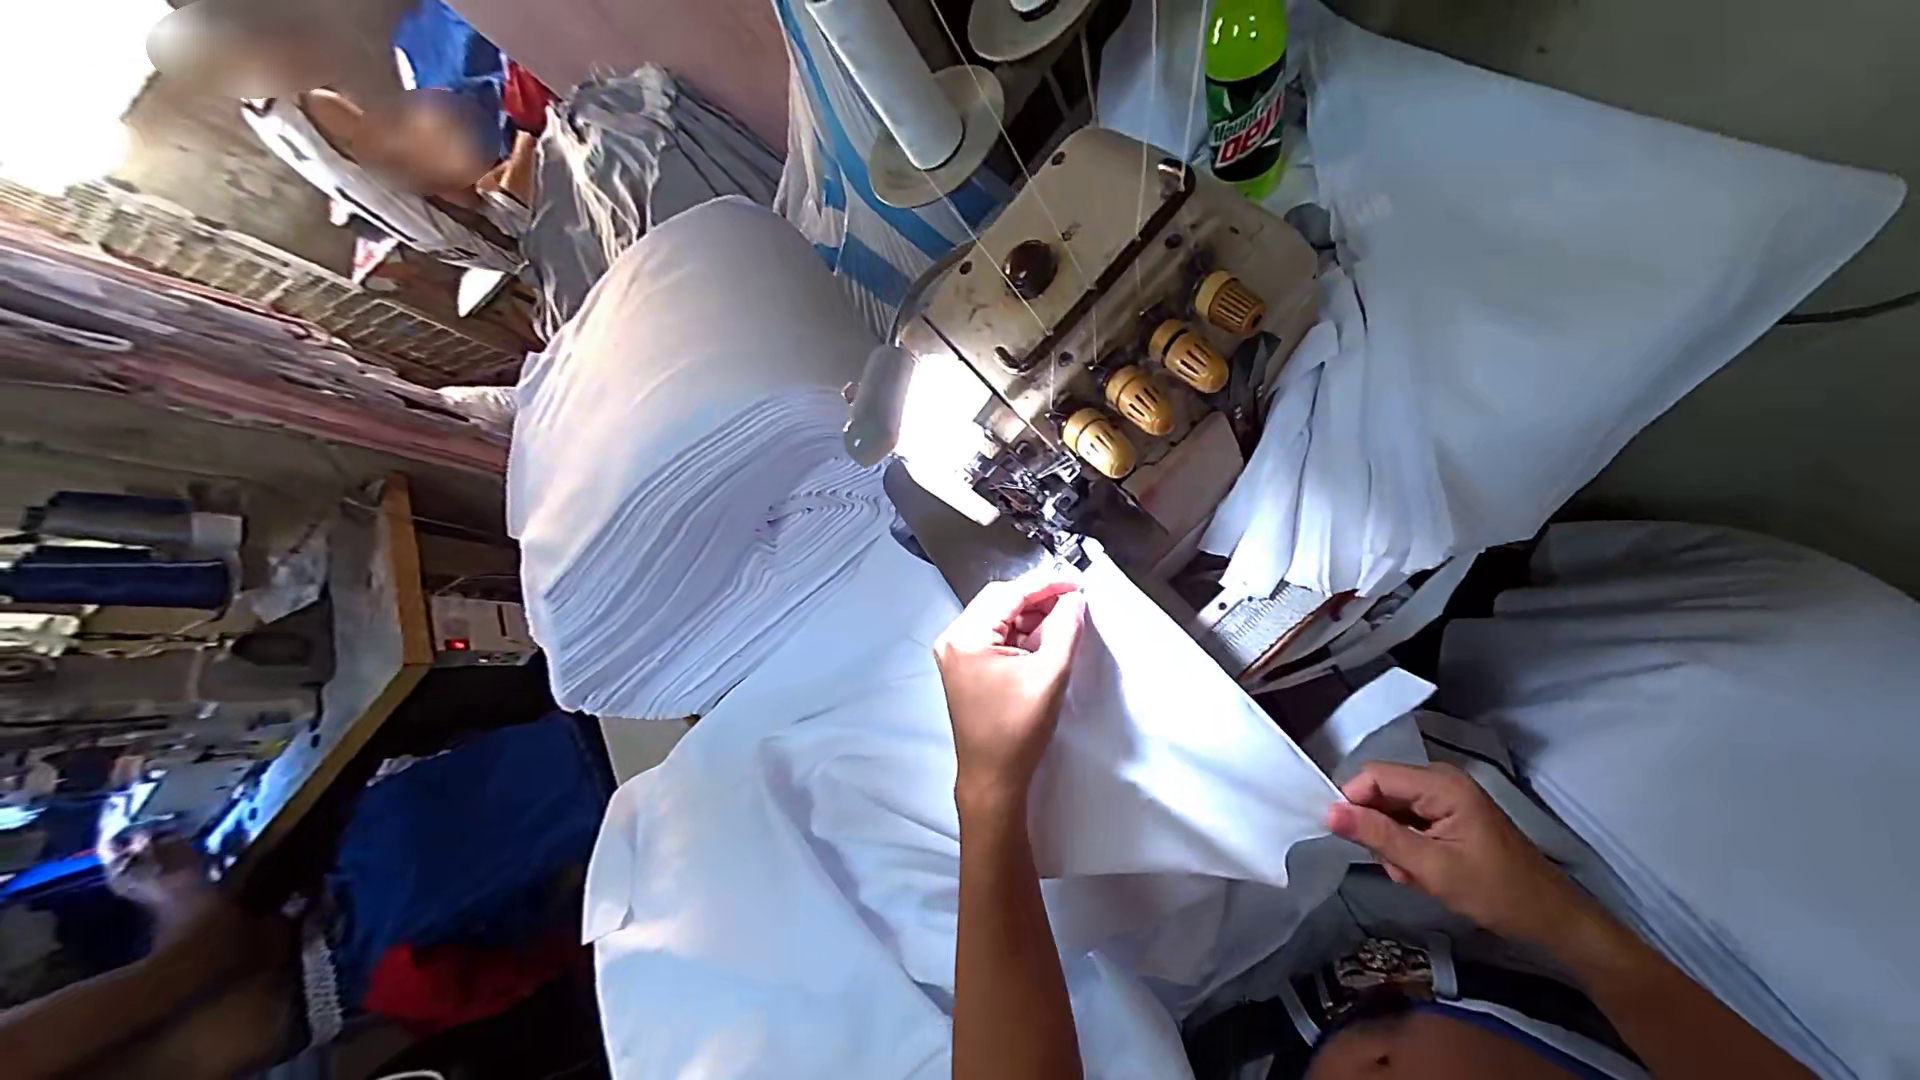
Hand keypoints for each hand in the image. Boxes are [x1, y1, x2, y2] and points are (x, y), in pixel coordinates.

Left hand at [934, 579, 1086, 815]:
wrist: (993, 777)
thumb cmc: (1016, 732)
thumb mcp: (1050, 674)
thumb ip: (1065, 629)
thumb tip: (1073, 600)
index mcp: (966, 638)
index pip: (1008, 594)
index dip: (1045, 584)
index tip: (1074, 582)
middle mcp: (953, 639)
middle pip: (1000, 601)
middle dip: (1038, 599)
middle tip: (1072, 601)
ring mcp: (956, 652)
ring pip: (999, 617)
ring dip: (1030, 616)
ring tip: (1062, 622)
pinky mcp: (964, 665)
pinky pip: (994, 635)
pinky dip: (1020, 634)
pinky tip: (1044, 639)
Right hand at [1327, 762, 1602, 947]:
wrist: (1555, 921)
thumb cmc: (1497, 893)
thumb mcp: (1431, 867)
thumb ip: (1378, 836)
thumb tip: (1329, 813)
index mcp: (1441, 784)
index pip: (1373, 776)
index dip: (1353, 801)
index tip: (1350, 837)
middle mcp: (1441, 779)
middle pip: (1380, 789)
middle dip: (1375, 825)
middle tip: (1390, 864)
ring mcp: (1446, 794)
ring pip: (1390, 805)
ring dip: (1389, 838)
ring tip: (1409, 872)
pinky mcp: (1448, 811)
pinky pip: (1406, 815)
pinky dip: (1403, 841)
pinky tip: (1418, 868)